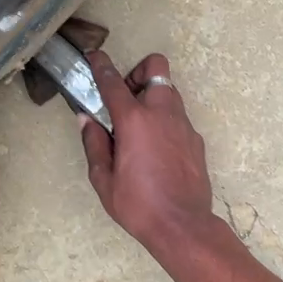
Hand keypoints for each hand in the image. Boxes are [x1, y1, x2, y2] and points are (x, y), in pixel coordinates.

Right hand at [78, 51, 219, 250]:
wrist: (183, 225)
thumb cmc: (138, 205)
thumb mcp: (104, 179)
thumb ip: (94, 144)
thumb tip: (86, 119)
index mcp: (134, 120)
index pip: (113, 81)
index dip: (101, 65)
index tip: (94, 56)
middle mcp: (162, 112)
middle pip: (155, 67)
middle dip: (137, 73)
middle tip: (124, 100)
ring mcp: (183, 124)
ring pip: (169, 91)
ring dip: (152, 96)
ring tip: (137, 127)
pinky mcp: (196, 139)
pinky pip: (178, 116)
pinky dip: (164, 120)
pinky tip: (155, 149)